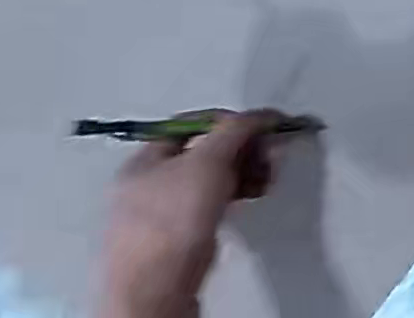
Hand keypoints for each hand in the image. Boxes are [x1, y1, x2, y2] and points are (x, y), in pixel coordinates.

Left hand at [98, 109, 279, 317]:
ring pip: (213, 177)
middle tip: (270, 153)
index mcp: (143, 162)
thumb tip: (265, 114)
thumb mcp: (209, 161)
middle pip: (207, 150)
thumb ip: (238, 129)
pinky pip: (212, 203)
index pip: (193, 123)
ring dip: (246, 170)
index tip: (259, 127)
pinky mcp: (178, 240)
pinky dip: (236, 194)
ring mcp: (162, 215)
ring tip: (268, 177)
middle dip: (243, 148)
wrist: (154, 298)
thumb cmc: (175, 220)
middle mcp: (149, 184)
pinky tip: (254, 195)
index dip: (229, 120)